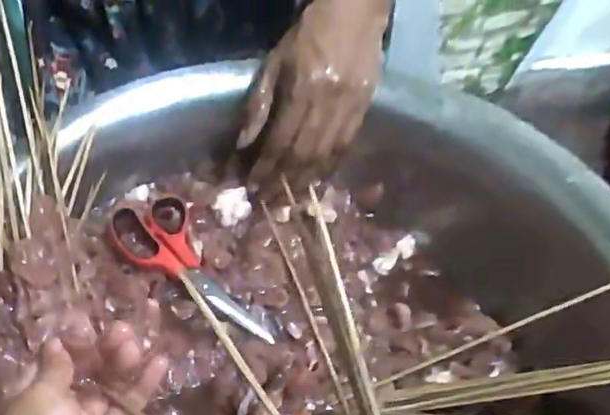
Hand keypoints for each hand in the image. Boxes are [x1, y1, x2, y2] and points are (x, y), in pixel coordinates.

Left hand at [0, 329, 160, 414]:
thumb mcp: (41, 395)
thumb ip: (54, 368)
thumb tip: (56, 343)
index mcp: (27, 395)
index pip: (48, 361)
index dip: (69, 343)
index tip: (88, 326)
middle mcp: (53, 408)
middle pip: (80, 371)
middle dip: (100, 350)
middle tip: (123, 330)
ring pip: (105, 388)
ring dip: (121, 364)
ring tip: (138, 344)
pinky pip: (124, 410)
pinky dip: (140, 388)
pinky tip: (159, 364)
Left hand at [237, 0, 388, 183]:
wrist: (356, 5)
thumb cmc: (307, 36)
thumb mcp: (274, 64)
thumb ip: (258, 105)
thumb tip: (243, 145)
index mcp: (303, 91)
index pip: (279, 144)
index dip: (264, 170)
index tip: (252, 187)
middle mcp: (328, 101)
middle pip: (301, 155)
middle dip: (282, 182)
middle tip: (268, 200)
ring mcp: (350, 103)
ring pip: (324, 155)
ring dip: (304, 181)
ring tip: (289, 198)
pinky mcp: (366, 103)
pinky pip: (346, 144)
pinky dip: (329, 166)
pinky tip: (316, 179)